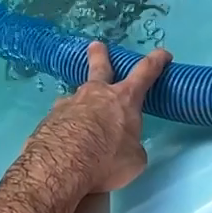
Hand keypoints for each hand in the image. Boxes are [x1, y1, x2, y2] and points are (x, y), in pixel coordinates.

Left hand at [24, 42, 170, 193]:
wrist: (60, 167)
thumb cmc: (107, 160)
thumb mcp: (134, 160)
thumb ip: (131, 147)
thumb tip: (124, 147)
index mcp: (124, 99)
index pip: (145, 72)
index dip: (156, 61)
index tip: (163, 53)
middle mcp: (96, 94)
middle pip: (100, 67)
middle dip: (100, 55)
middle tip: (96, 45)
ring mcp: (69, 104)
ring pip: (77, 96)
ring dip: (80, 101)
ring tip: (78, 113)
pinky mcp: (48, 119)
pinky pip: (61, 117)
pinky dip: (65, 123)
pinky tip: (63, 136)